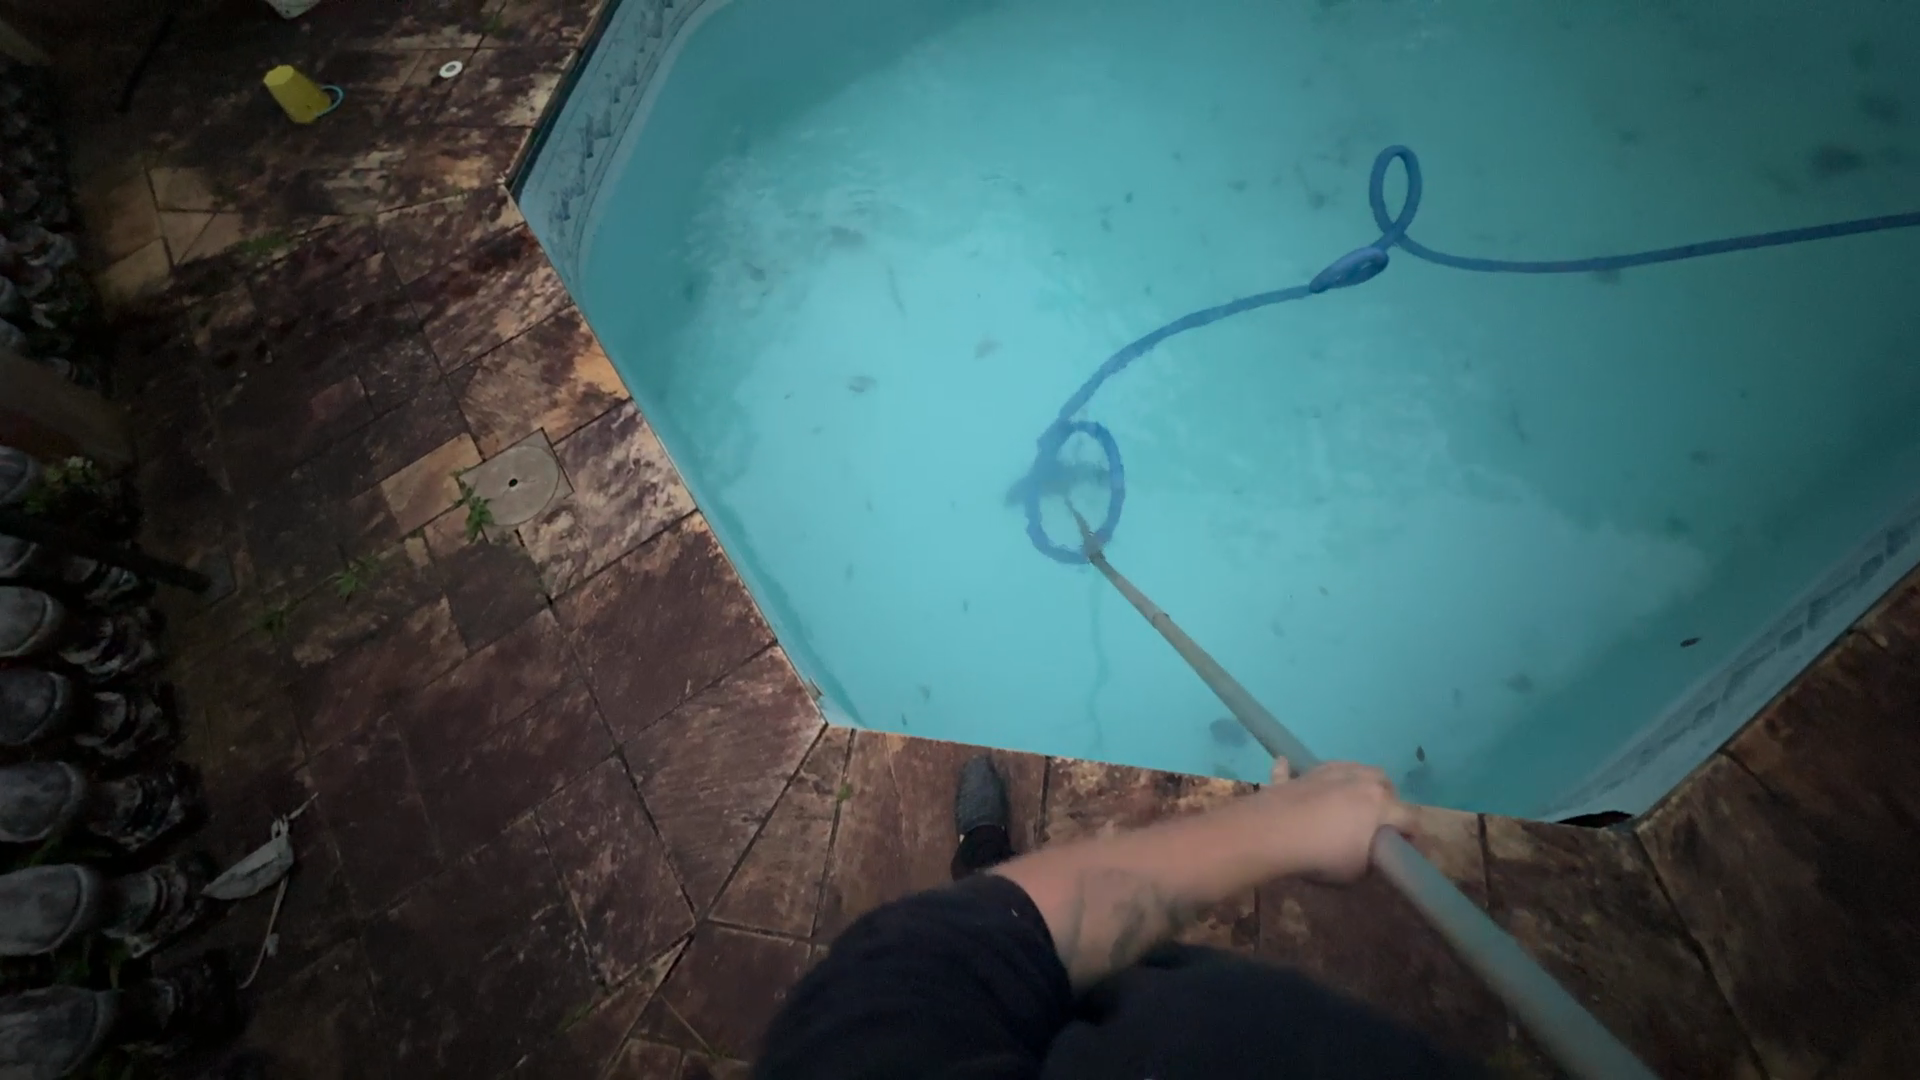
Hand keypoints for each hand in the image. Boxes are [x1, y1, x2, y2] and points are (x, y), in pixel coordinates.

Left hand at [1257, 759, 1414, 883]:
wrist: (1273, 831)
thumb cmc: (1324, 854)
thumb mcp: (1359, 870)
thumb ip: (1370, 857)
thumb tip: (1369, 852)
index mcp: (1379, 803)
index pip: (1410, 816)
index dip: (1413, 835)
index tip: (1408, 848)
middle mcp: (1355, 779)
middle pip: (1382, 780)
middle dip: (1386, 798)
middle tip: (1377, 820)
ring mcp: (1321, 773)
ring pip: (1348, 766)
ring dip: (1353, 779)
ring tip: (1348, 798)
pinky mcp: (1293, 776)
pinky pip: (1293, 769)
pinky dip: (1291, 770)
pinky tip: (1287, 766)